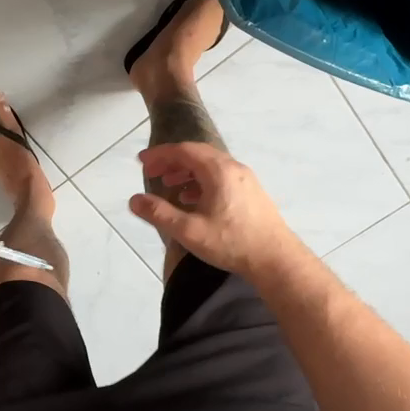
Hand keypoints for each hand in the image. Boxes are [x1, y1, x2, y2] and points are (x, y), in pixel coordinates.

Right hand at [129, 143, 306, 282]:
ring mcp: (245, 180)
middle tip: (152, 173)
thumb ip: (159, 213)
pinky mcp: (251, 193)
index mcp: (218, 171)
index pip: (184, 151)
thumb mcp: (188, 231)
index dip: (160, 154)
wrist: (275, 259)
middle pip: (197, 154)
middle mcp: (233, 168)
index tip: (141, 162)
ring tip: (169, 186)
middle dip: (172, 161)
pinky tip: (192, 199)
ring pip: (210, 166)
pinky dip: (201, 181)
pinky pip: (220, 177)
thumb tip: (134, 200)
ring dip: (186, 171)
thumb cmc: (231, 243)